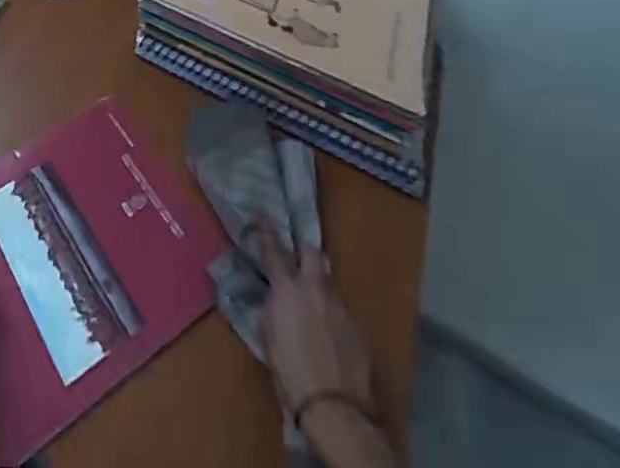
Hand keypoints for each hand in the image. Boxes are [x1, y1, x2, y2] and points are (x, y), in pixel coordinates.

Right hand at [255, 226, 372, 414]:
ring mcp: (341, 308)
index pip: (273, 251)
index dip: (266, 232)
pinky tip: (323, 328)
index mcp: (287, 289)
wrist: (333, 402)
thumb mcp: (266, 329)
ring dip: (317, 282)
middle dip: (304, 252)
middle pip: (313, 255)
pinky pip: (339, 308)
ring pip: (329, 282)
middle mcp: (316, 290)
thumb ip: (270, 304)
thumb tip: (273, 294)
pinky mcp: (357, 328)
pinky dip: (328, 309)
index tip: (262, 216)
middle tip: (295, 256)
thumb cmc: (287, 365)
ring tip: (308, 296)